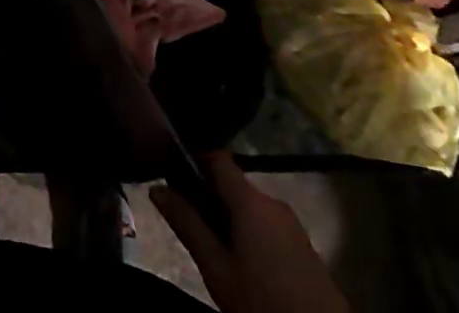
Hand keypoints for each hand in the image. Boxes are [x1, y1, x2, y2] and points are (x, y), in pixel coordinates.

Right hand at [152, 152, 350, 312]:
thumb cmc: (262, 303)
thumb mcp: (216, 268)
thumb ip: (187, 224)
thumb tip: (156, 188)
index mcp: (250, 201)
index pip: (218, 159)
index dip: (193, 159)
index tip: (171, 174)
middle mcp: (273, 202)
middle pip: (232, 184)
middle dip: (207, 195)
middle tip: (184, 221)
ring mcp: (291, 223)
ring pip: (248, 206)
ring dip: (226, 216)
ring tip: (209, 245)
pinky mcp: (302, 244)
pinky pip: (266, 223)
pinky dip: (247, 230)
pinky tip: (239, 261)